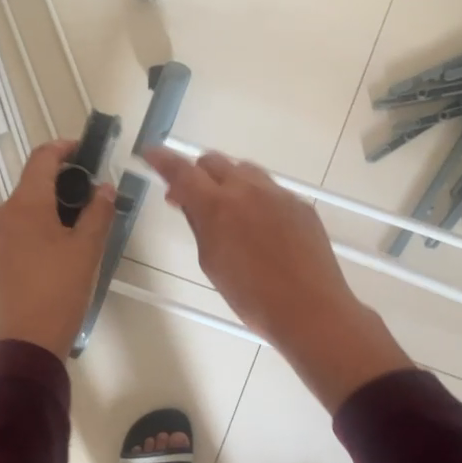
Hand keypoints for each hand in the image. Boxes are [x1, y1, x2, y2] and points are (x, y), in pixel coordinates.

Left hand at [0, 140, 116, 356]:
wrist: (28, 340)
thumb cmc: (59, 290)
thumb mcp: (87, 248)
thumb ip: (98, 212)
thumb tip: (104, 189)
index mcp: (24, 204)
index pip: (42, 158)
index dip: (65, 148)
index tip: (88, 151)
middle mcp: (5, 214)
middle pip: (34, 182)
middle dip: (65, 180)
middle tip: (96, 192)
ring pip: (29, 207)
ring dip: (55, 205)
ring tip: (86, 220)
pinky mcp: (0, 259)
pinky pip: (23, 229)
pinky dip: (44, 225)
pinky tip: (65, 244)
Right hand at [143, 147, 409, 410]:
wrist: (310, 309)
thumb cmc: (252, 297)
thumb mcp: (212, 263)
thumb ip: (199, 226)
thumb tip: (191, 203)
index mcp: (217, 206)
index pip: (181, 171)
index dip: (162, 159)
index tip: (150, 153)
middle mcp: (247, 190)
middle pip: (213, 161)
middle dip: (197, 173)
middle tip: (190, 199)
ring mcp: (278, 194)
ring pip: (244, 170)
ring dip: (228, 182)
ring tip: (227, 211)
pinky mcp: (300, 205)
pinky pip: (270, 189)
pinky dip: (255, 198)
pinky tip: (259, 228)